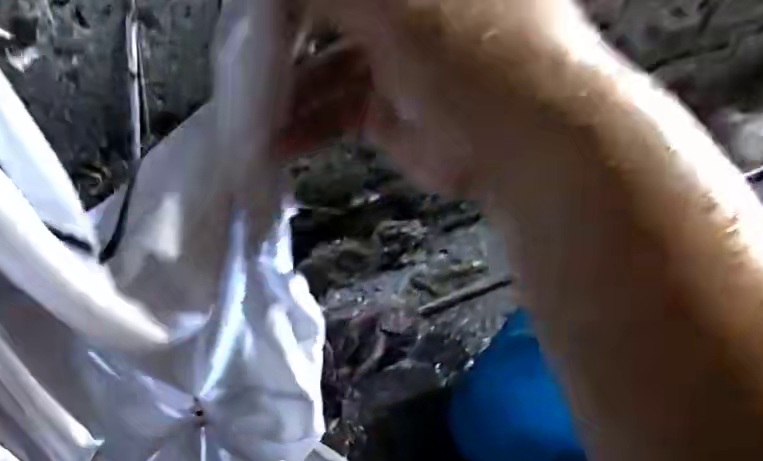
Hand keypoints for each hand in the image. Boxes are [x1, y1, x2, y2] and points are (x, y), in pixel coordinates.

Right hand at [280, 0, 600, 195]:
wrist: (518, 139)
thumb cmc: (471, 49)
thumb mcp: (396, 4)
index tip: (252, 19)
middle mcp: (403, 2)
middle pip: (325, 11)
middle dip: (282, 39)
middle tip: (244, 67)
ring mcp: (393, 54)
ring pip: (324, 65)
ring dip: (286, 92)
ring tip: (252, 118)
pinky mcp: (386, 108)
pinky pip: (333, 111)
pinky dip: (305, 127)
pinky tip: (276, 144)